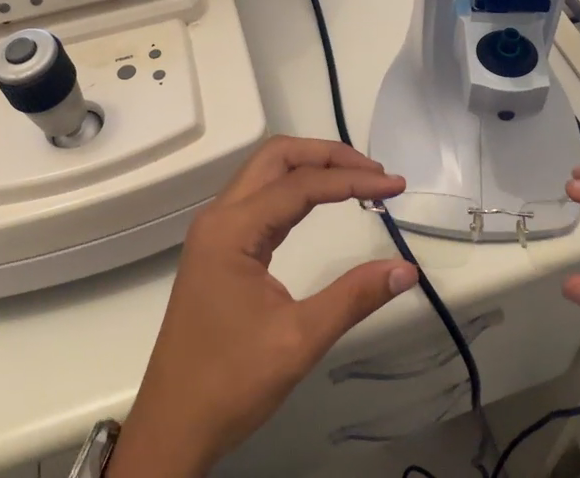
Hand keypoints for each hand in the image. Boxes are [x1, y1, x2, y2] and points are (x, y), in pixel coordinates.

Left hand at [107, 136, 416, 477]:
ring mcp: (216, 233)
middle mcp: (219, 218)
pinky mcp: (220, 251)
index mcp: (231, 230)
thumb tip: (406, 269)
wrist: (173, 425)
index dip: (352, 179)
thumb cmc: (230, 382)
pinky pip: (261, 201)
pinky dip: (297, 192)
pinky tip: (323, 204)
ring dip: (312, 169)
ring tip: (360, 182)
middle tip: (375, 174)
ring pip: (267, 175)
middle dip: (329, 155)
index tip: (396, 186)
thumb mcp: (299, 339)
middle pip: (277, 158)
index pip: (301, 184)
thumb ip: (354, 297)